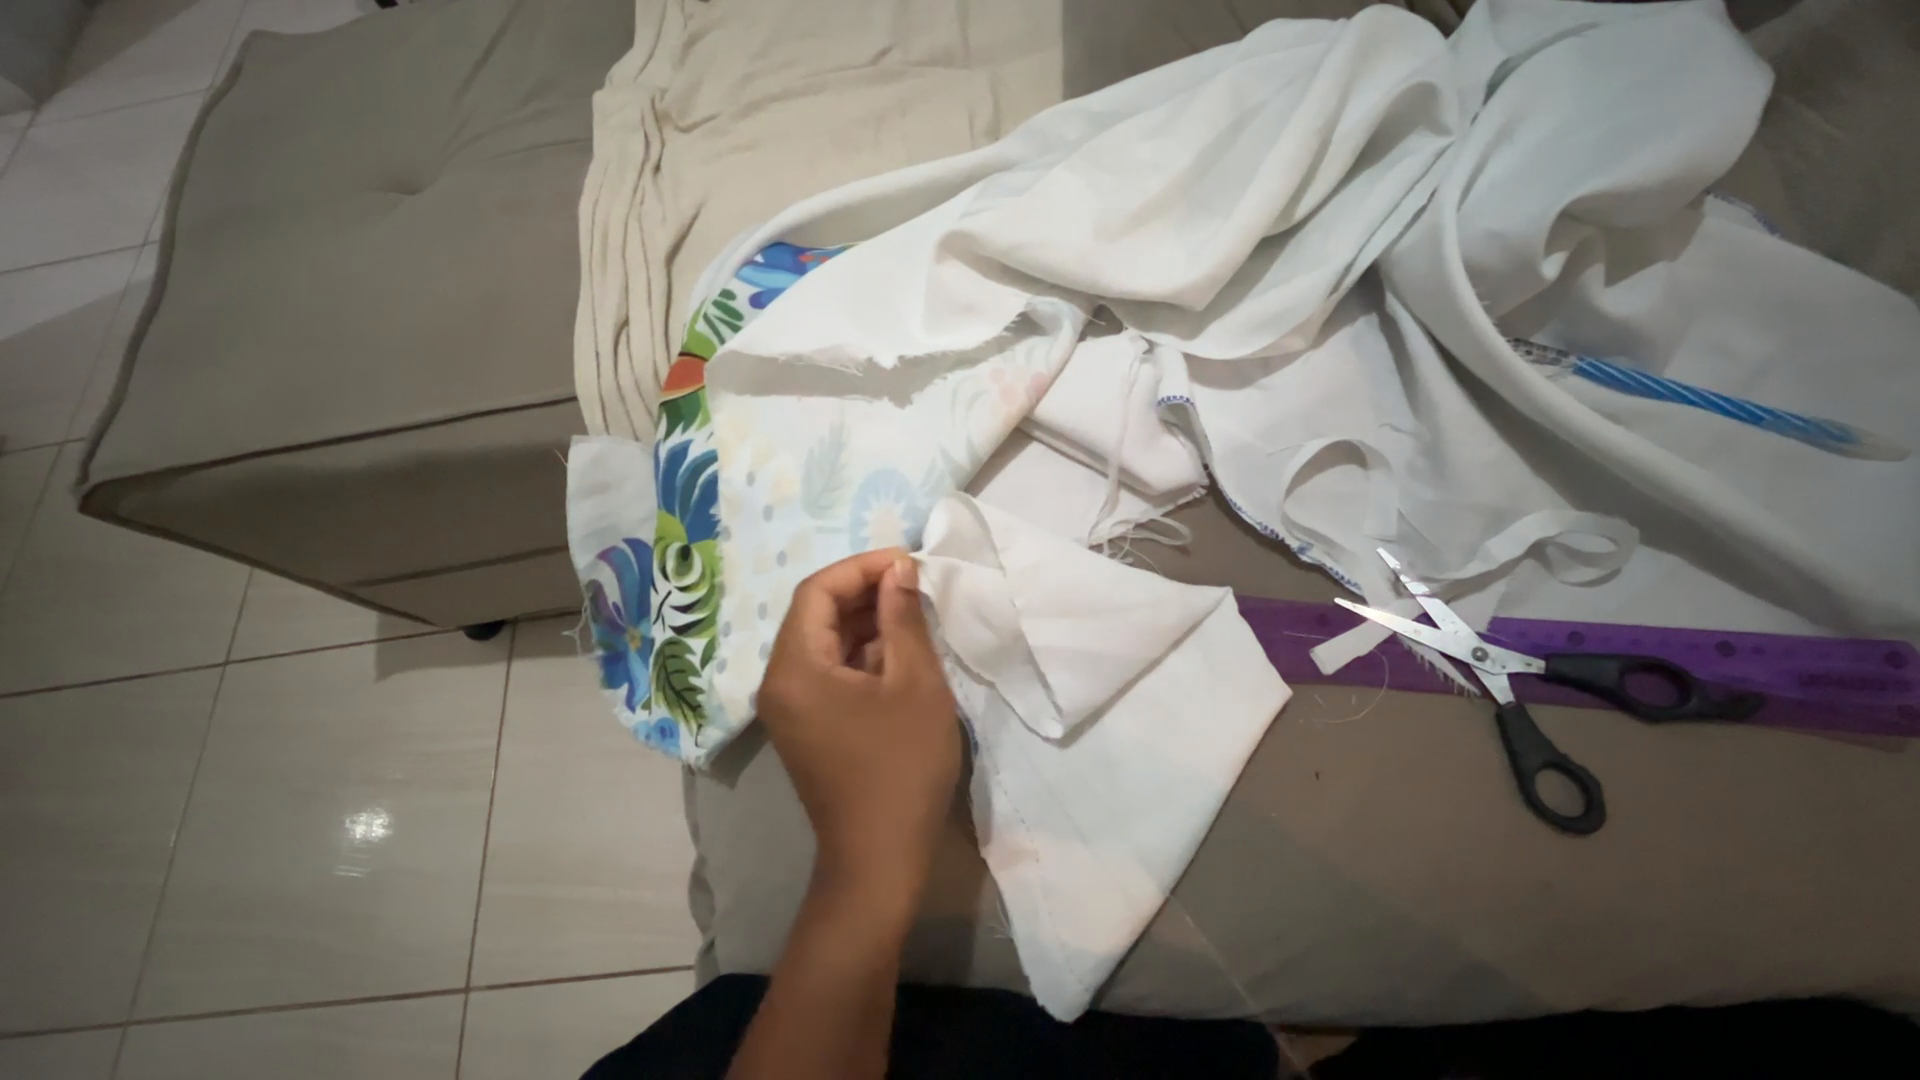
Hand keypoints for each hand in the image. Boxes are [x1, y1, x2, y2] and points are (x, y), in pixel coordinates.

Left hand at [758, 549, 959, 912]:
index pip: (816, 591)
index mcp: (794, 667)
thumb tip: (898, 569)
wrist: (880, 858)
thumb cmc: (901, 767)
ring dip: (865, 621)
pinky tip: (900, 650)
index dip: (861, 567)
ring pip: (823, 642)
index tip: (908, 562)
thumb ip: (903, 617)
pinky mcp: (806, 725)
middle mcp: (779, 682)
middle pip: (815, 614)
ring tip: (914, 612)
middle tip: (915, 584)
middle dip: (864, 591)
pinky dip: (861, 653)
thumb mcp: (914, 683)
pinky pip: (827, 671)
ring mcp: (789, 707)